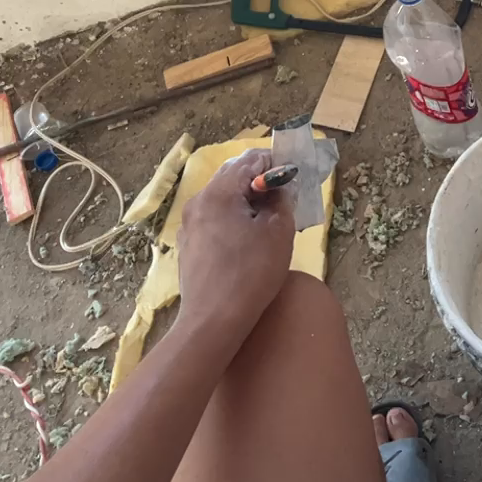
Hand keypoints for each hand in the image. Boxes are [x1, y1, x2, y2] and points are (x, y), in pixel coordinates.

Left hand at [177, 148, 294, 335]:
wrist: (213, 321)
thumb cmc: (251, 273)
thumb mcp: (279, 231)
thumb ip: (281, 199)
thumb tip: (278, 188)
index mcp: (219, 192)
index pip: (250, 160)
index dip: (275, 164)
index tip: (293, 178)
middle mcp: (198, 201)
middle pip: (233, 175)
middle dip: (260, 181)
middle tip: (283, 199)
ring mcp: (189, 223)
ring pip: (222, 197)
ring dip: (246, 200)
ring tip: (268, 220)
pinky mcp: (188, 243)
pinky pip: (214, 216)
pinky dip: (233, 216)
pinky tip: (248, 238)